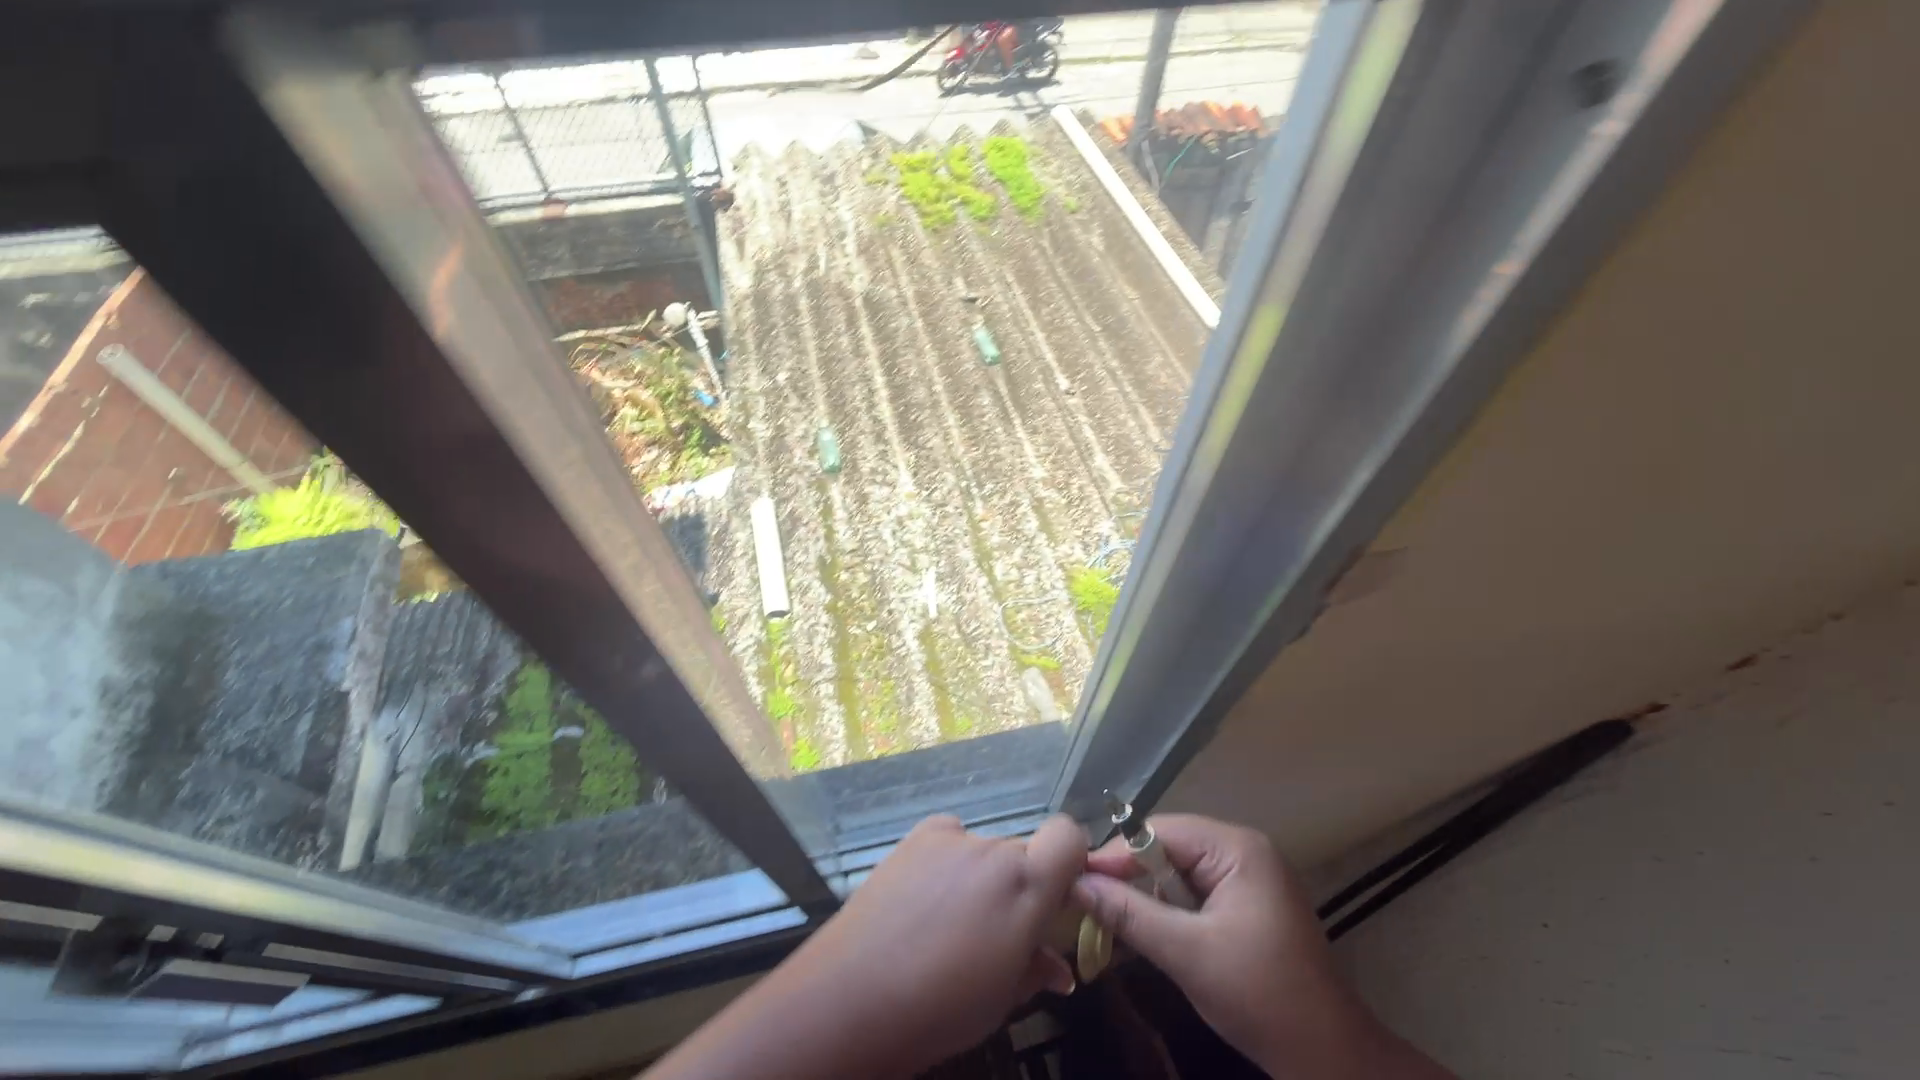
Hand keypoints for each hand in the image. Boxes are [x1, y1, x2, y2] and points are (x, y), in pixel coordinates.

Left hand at [796, 813, 1083, 1062]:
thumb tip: (1058, 967)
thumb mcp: (1002, 999)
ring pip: (984, 852)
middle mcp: (993, 850)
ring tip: (948, 924)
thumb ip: (1036, 969)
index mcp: (1026, 887)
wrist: (851, 997)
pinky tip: (924, 901)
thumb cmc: (939, 1009)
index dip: (1071, 858)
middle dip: (1019, 886)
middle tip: (995, 932)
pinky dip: (947, 863)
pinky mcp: (913, 837)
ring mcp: (950, 839)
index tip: (1058, 896)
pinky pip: (949, 841)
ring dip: (980, 879)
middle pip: (1022, 854)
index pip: (1070, 836)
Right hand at [1074, 814, 1450, 1078]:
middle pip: (1167, 847)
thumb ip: (1129, 913)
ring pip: (1177, 871)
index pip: (1160, 831)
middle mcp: (1244, 852)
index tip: (1074, 879)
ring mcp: (1248, 879)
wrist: (1327, 1055)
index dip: (1116, 853)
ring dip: (1145, 893)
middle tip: (1083, 898)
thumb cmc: (1261, 997)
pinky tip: (1142, 928)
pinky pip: (1194, 892)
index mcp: (1238, 849)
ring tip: (1104, 914)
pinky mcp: (1247, 905)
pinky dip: (1167, 909)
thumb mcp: (1186, 953)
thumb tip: (1076, 884)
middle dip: (1127, 873)